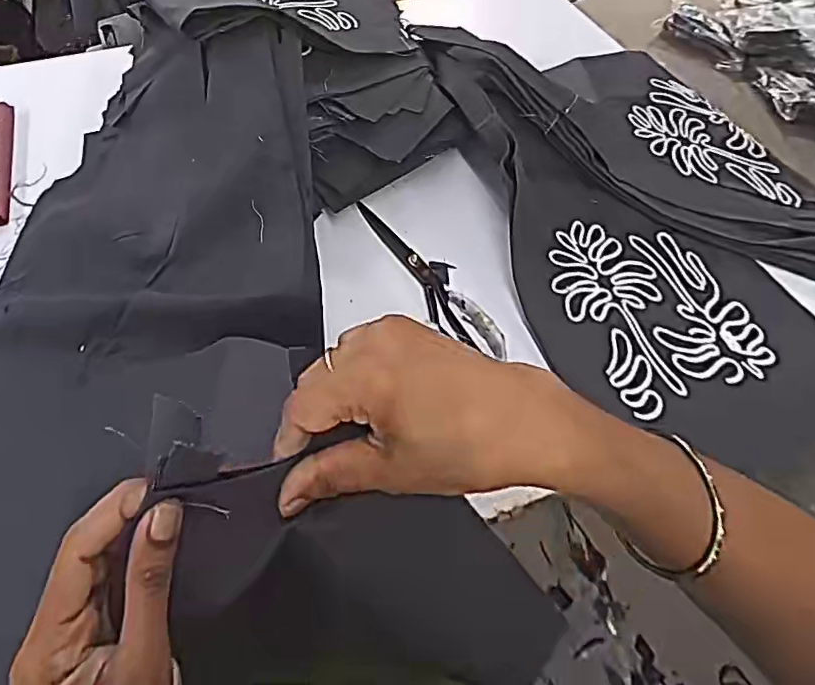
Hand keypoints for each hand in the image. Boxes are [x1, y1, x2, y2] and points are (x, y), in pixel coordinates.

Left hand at [10, 479, 183, 684]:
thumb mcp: (143, 663)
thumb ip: (150, 586)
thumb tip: (161, 519)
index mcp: (46, 644)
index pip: (74, 551)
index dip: (113, 510)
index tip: (150, 490)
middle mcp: (48, 634)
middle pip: (81, 551)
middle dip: (122, 516)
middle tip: (162, 495)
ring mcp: (66, 635)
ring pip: (95, 562)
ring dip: (129, 533)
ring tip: (162, 512)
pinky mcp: (87, 636)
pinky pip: (107, 582)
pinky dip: (132, 557)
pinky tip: (153, 544)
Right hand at [274, 315, 604, 516]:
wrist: (525, 420)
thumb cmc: (477, 443)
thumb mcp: (393, 470)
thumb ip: (331, 476)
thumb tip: (293, 489)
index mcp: (369, 374)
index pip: (300, 405)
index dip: (290, 442)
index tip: (291, 467)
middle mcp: (374, 341)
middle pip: (312, 380)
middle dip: (312, 419)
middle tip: (327, 456)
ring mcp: (388, 329)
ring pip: (332, 362)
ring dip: (333, 395)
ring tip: (363, 429)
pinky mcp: (401, 326)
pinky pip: (357, 347)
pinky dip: (355, 374)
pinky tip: (378, 402)